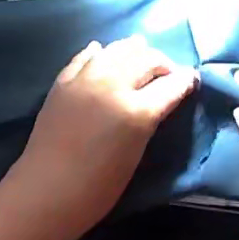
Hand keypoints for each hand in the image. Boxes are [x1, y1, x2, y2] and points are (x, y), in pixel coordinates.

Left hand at [7, 37, 198, 234]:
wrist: (47, 190)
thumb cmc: (98, 187)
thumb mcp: (136, 153)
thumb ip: (149, 119)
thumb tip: (158, 99)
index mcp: (136, 111)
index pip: (171, 84)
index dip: (185, 80)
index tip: (191, 79)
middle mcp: (112, 86)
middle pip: (145, 59)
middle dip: (162, 63)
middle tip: (168, 73)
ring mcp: (84, 80)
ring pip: (116, 50)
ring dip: (132, 51)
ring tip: (140, 54)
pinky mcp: (62, 82)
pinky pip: (85, 57)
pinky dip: (99, 53)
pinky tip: (102, 52)